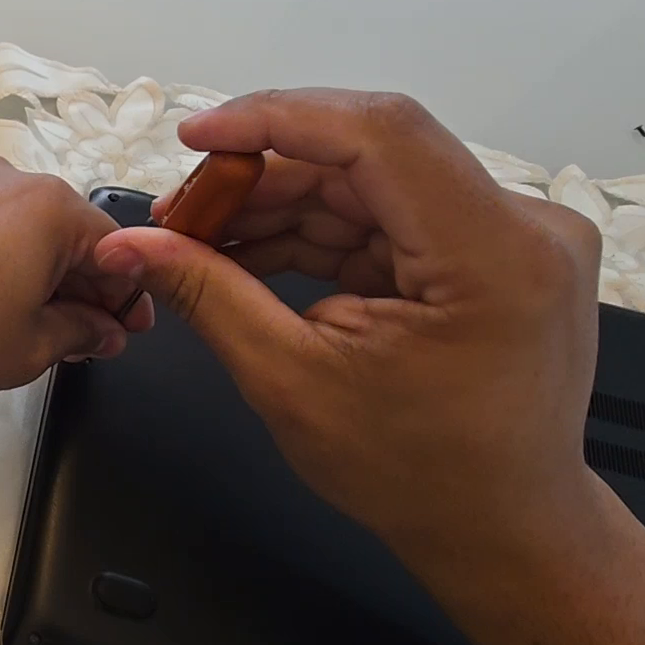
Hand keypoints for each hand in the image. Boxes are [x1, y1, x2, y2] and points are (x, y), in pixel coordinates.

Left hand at [0, 156, 152, 430]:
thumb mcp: (27, 348)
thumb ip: (79, 333)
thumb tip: (101, 330)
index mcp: (47, 205)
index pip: (115, 251)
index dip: (127, 299)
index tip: (124, 333)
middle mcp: (3, 182)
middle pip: (67, 236)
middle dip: (82, 290)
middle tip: (84, 340)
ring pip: (20, 234)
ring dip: (38, 279)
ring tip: (31, 333)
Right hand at [96, 89, 604, 547]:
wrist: (492, 525)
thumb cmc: (404, 469)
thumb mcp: (286, 378)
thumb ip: (206, 295)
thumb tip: (129, 246)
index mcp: (491, 254)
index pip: (379, 136)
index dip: (274, 119)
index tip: (192, 136)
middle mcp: (515, 225)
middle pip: (359, 159)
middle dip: (253, 179)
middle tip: (172, 217)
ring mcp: (499, 237)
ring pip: (357, 187)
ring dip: (268, 209)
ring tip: (192, 243)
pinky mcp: (474, 255)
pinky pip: (370, 222)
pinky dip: (299, 236)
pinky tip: (238, 258)